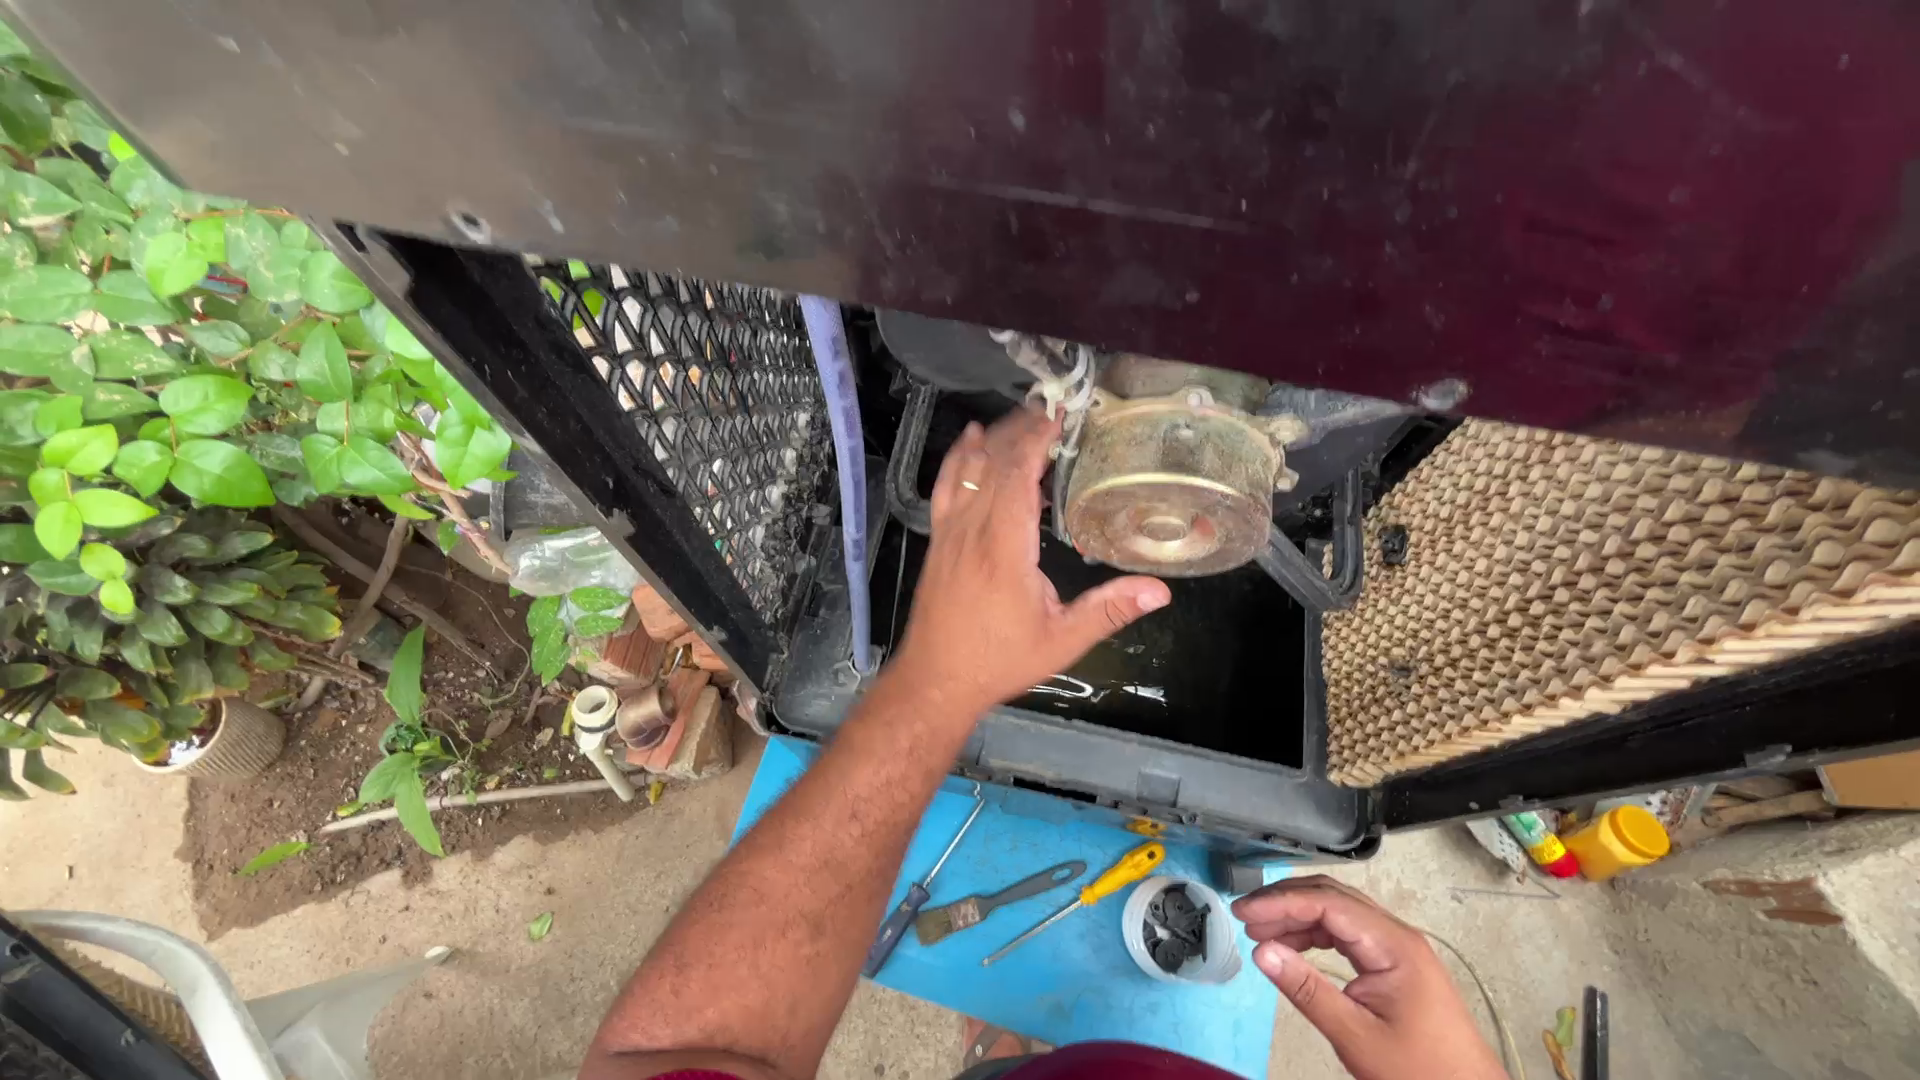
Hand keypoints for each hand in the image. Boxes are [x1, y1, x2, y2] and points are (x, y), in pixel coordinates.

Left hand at [887, 407, 1170, 714]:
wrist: (935, 680)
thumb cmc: (999, 660)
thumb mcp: (1061, 640)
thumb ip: (1108, 610)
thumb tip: (1160, 591)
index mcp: (1005, 547)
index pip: (1018, 477)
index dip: (1037, 442)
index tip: (1058, 418)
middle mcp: (973, 530)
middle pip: (993, 464)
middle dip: (1020, 432)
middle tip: (1048, 411)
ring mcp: (950, 533)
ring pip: (967, 470)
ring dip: (992, 439)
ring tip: (1018, 417)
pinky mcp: (938, 541)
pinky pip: (944, 488)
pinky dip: (958, 459)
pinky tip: (969, 441)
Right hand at [1233, 876, 1508, 1079]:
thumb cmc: (1417, 1072)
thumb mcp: (1356, 1037)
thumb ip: (1306, 990)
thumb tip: (1260, 951)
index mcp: (1392, 944)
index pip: (1326, 902)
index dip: (1280, 902)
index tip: (1242, 914)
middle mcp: (1396, 934)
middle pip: (1331, 896)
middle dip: (1284, 901)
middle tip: (1244, 918)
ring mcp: (1396, 947)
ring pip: (1337, 910)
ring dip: (1296, 916)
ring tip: (1260, 934)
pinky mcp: (1393, 962)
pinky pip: (1346, 932)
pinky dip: (1313, 932)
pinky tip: (1290, 946)